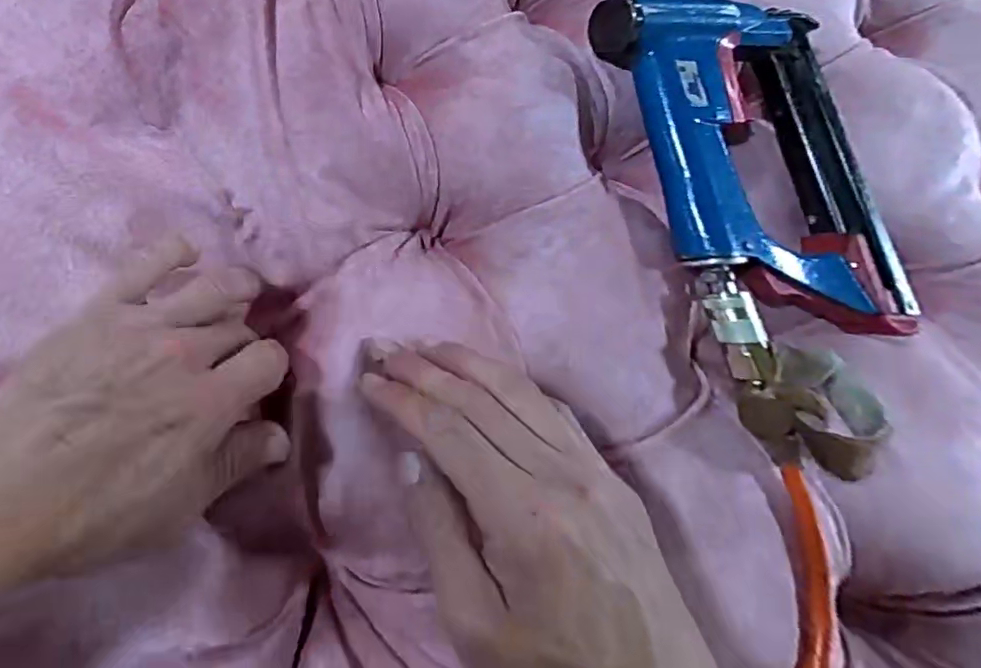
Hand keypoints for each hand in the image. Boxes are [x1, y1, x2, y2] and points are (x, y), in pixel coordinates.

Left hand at [0, 237, 292, 643]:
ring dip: (235, 286)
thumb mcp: (175, 510)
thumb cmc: (91, 513)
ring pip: (212, 284)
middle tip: (230, 358)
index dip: (270, 370)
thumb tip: (277, 435)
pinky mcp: (105, 305)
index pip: (268, 359)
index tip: (256, 386)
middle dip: (245, 340)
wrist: (1, 486)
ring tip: (240, 291)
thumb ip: (232, 465)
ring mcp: (145, 322)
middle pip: (240, 325)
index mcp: (210, 403)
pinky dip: (176, 251)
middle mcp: (187, 352)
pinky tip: (187, 256)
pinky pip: (152, 260)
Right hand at [359, 341, 713, 667]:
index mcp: (525, 515)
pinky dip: (513, 383)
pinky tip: (489, 374)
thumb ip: (438, 535)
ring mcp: (594, 469)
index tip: (368, 379)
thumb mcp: (475, 626)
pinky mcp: (612, 475)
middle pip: (479, 400)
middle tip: (384, 347)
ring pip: (519, 392)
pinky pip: (555, 410)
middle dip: (424, 369)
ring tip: (427, 346)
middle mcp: (562, 475)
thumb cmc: (553, 667)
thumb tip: (411, 458)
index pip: (449, 431)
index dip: (403, 399)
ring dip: (467, 361)